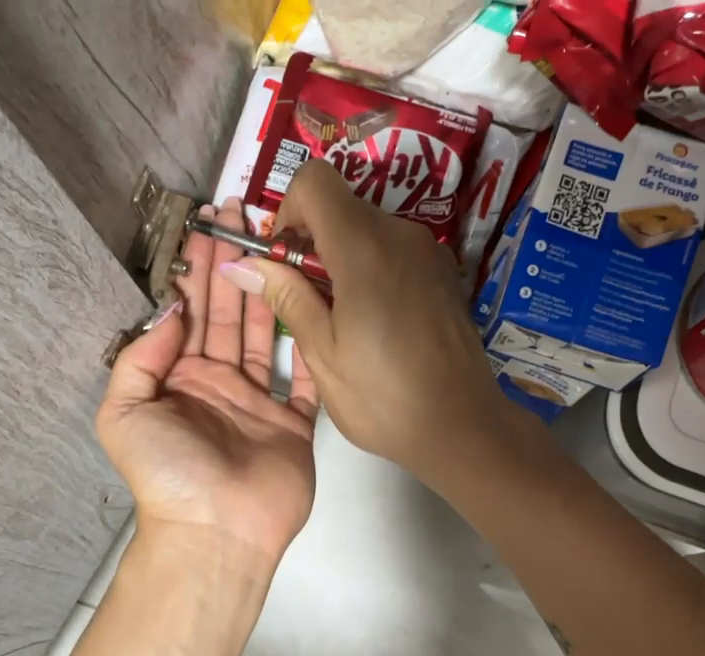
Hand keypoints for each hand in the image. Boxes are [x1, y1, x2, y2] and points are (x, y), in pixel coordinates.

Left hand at [96, 199, 319, 573]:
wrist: (216, 531)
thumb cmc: (167, 472)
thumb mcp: (125, 410)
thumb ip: (141, 354)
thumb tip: (172, 310)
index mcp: (177, 380)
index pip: (190, 314)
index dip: (198, 271)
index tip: (209, 227)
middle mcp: (218, 384)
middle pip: (229, 315)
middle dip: (233, 266)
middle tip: (243, 216)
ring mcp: (258, 404)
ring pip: (267, 335)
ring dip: (270, 291)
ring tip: (278, 245)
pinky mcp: (294, 424)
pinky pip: (307, 379)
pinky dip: (314, 346)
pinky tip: (318, 305)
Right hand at [213, 160, 515, 484]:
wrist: (461, 426)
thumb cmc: (383, 398)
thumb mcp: (322, 355)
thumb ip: (286, 297)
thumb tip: (243, 264)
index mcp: (364, 248)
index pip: (316, 181)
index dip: (289, 210)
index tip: (285, 259)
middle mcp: (401, 235)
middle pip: (343, 208)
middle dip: (313, 243)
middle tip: (306, 302)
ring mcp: (429, 253)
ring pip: (370, 231)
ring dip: (344, 261)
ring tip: (343, 322)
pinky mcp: (445, 274)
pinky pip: (396, 253)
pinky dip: (374, 272)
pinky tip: (376, 324)